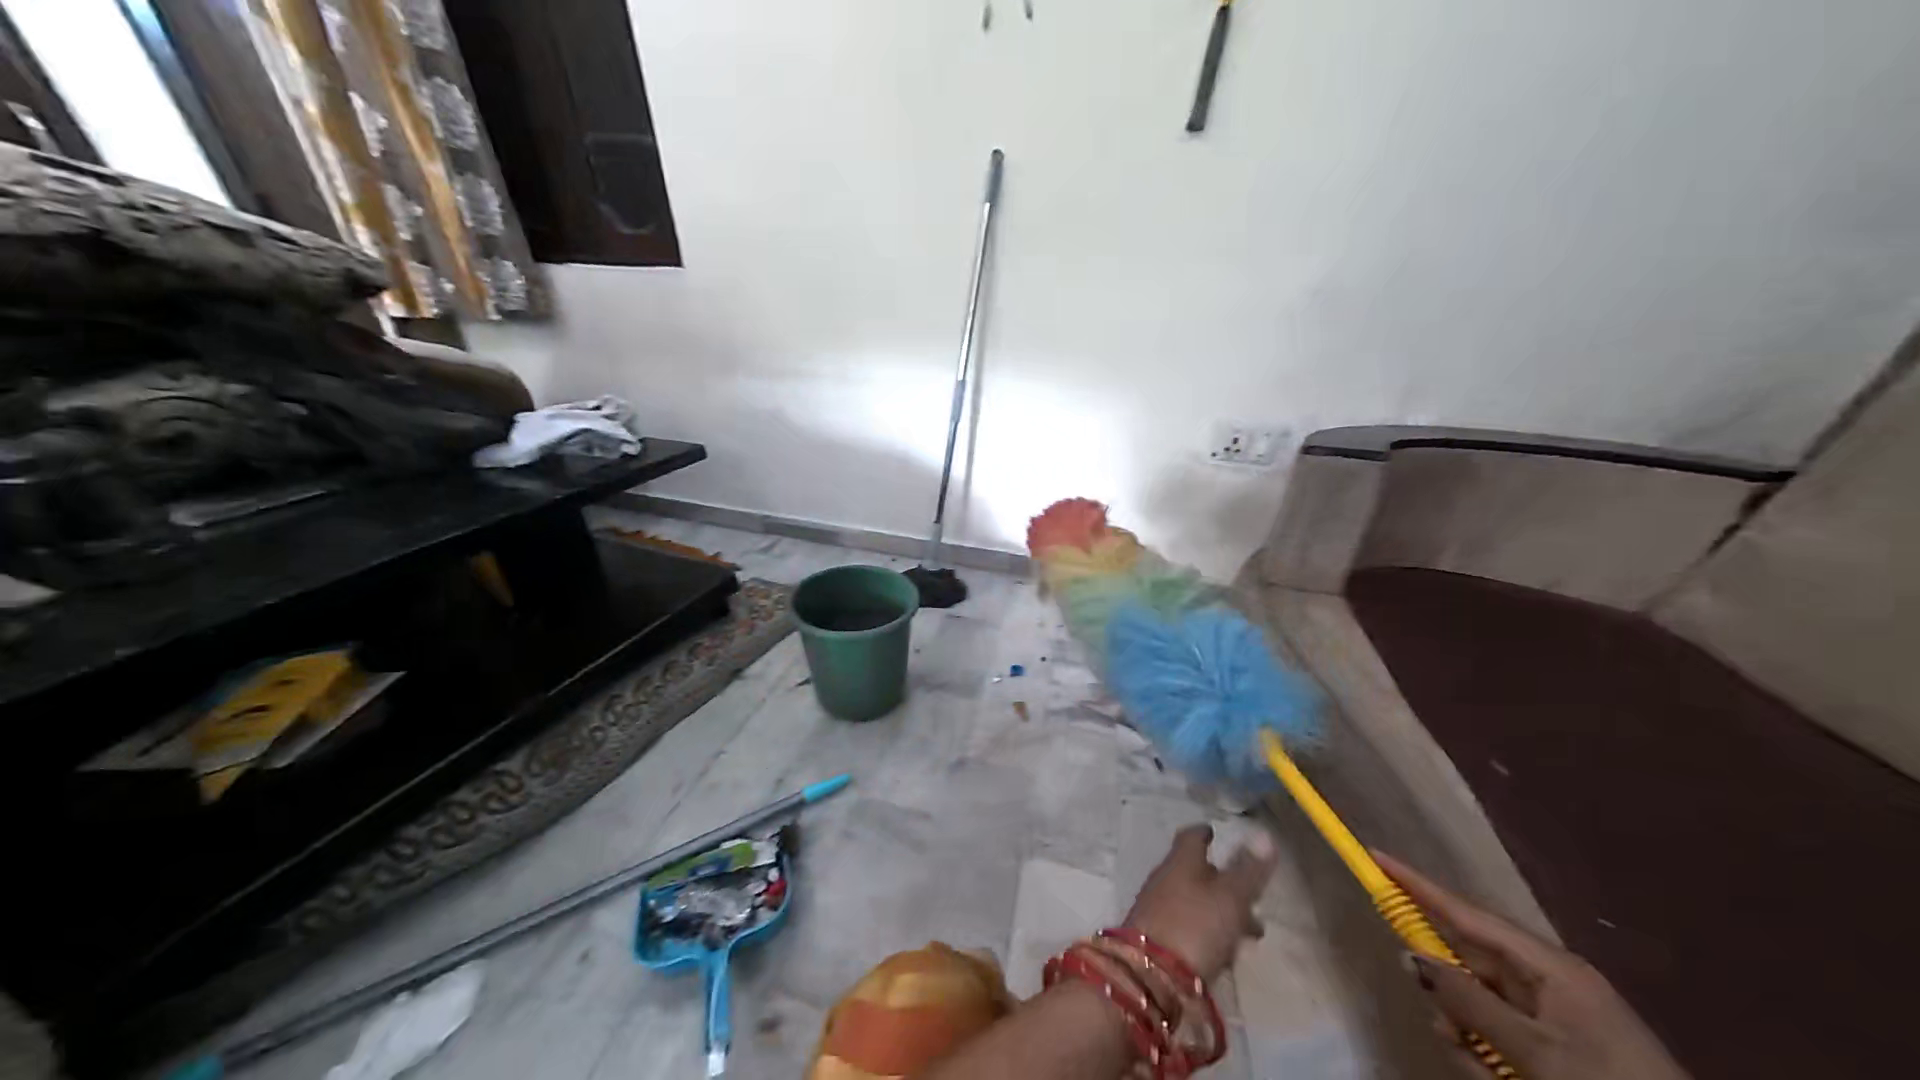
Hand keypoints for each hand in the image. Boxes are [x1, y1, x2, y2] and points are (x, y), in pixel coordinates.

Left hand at [1122, 824, 1277, 980]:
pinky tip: (1223, 952)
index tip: (1215, 832)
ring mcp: (1156, 907)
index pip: (1191, 837)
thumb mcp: (1230, 897)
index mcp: (1181, 861)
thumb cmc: (1195, 926)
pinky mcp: (1155, 937)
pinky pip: (1186, 924)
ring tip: (1249, 933)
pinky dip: (1206, 930)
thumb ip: (1247, 869)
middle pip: (1194, 871)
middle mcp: (1164, 878)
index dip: (1204, 834)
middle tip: (1250, 896)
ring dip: (1219, 910)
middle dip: (1222, 882)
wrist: (1150, 974)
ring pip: (1193, 900)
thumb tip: (1264, 833)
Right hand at [1375, 852, 1691, 1079]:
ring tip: (1490, 1075)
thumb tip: (1410, 956)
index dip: (1417, 885)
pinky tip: (1499, 1079)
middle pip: (1468, 965)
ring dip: (1470, 1037)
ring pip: (1478, 1004)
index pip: (1466, 914)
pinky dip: (1489, 1056)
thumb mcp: (1533, 1051)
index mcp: (1548, 967)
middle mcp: (1547, 980)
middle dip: (1450, 997)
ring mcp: (1555, 1013)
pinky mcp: (1559, 1043)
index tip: (1374, 856)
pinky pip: (1500, 1033)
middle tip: (1454, 1034)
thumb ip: (1467, 1001)